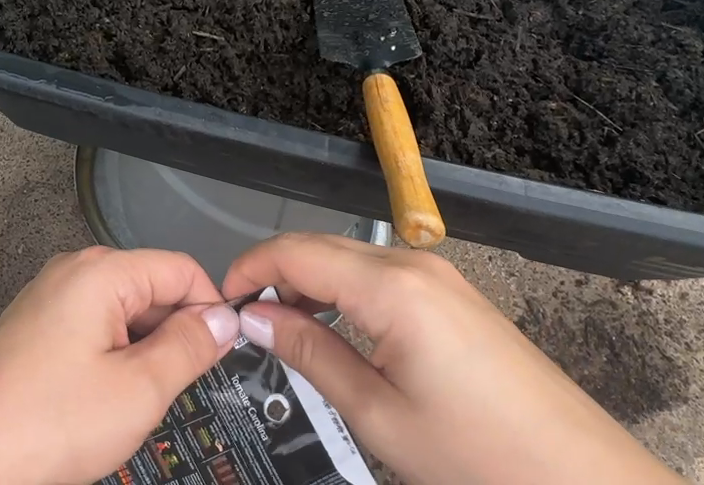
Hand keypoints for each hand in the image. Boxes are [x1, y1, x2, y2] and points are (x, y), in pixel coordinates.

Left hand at [0, 246, 240, 484]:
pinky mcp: (37, 324)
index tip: (223, 353)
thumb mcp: (138, 389)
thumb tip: (222, 319)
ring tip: (132, 401)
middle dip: (174, 333)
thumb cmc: (46, 421)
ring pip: (123, 311)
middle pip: (150, 286)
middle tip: (174, 388)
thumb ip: (188, 347)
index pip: (179, 267)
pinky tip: (103, 399)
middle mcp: (71, 272)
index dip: (211, 308)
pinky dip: (113, 356)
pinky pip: (94, 326)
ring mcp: (49, 296)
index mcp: (99, 272)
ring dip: (143, 350)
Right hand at [224, 234, 680, 484]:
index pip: (294, 251)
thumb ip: (309, 355)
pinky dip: (343, 291)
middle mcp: (414, 265)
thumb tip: (253, 317)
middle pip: (319, 246)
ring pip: (348, 257)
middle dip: (274, 273)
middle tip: (246, 321)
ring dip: (308, 281)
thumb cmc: (482, 458)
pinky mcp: (456, 296)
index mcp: (391, 287)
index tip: (221, 302)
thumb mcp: (380, 416)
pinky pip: (379, 274)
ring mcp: (440, 277)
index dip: (249, 269)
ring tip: (286, 330)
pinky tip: (337, 330)